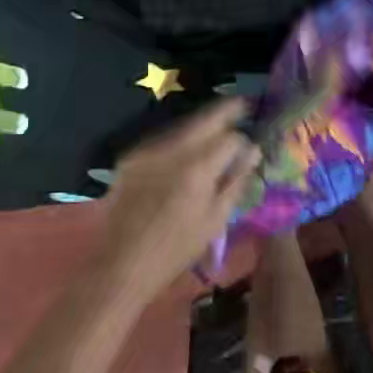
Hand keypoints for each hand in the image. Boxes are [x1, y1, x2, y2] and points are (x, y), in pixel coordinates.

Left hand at [104, 99, 260, 270]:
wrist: (119, 266)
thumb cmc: (176, 249)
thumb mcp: (216, 219)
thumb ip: (236, 180)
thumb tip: (253, 152)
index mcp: (197, 168)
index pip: (231, 137)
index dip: (244, 139)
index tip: (252, 141)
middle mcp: (171, 151)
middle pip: (205, 120)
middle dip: (225, 112)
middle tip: (242, 106)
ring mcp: (147, 153)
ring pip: (183, 128)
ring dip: (202, 127)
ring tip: (216, 131)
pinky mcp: (130, 161)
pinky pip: (164, 142)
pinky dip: (181, 142)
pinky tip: (186, 154)